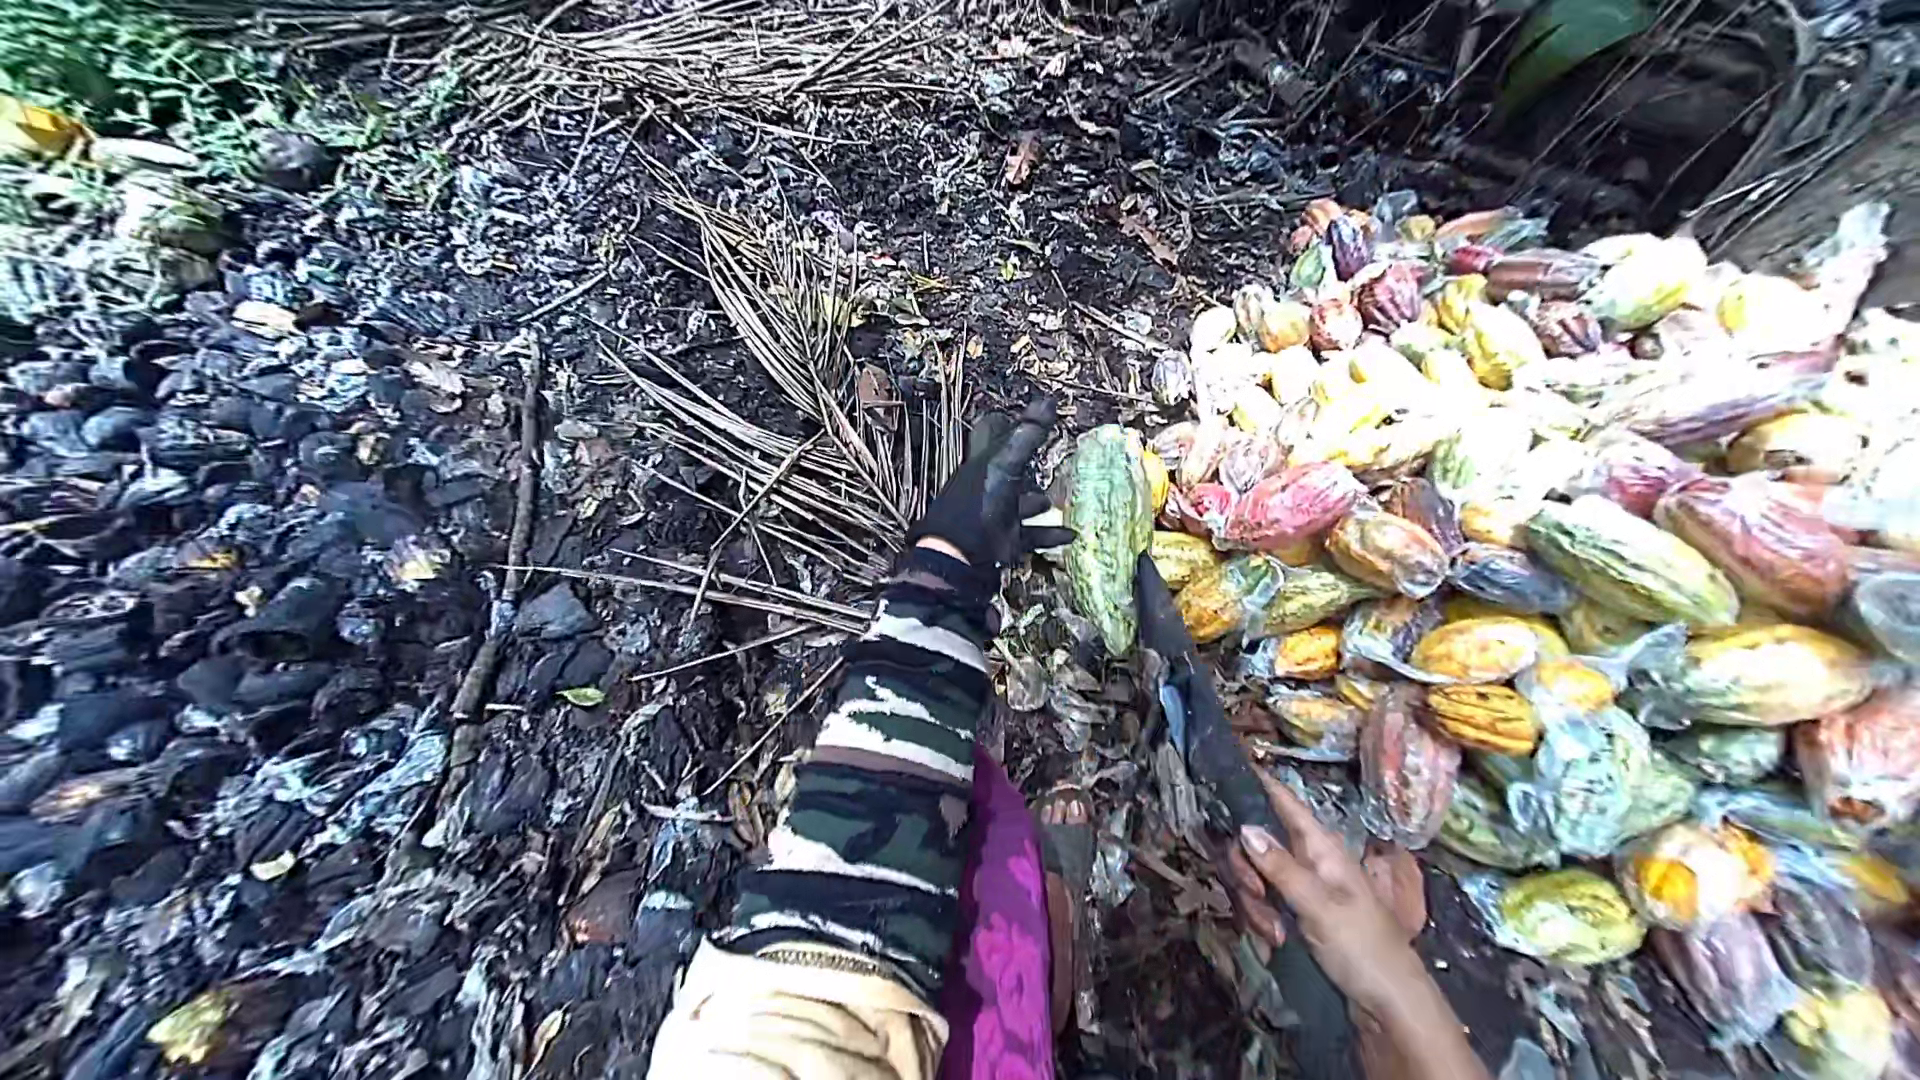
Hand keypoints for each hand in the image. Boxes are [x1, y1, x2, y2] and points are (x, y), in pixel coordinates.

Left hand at [909, 397, 1073, 568]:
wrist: (959, 555)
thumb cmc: (978, 505)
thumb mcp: (1005, 464)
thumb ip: (1027, 435)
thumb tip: (1048, 401)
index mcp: (983, 462)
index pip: (989, 433)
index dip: (1003, 422)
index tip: (1020, 417)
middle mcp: (987, 486)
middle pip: (1006, 468)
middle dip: (1024, 464)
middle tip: (1045, 457)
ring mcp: (995, 513)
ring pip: (1019, 503)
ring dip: (1037, 501)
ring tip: (1055, 499)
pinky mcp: (1005, 539)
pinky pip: (1032, 534)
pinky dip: (1050, 534)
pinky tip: (1070, 534)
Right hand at [1221, 771, 1428, 1016]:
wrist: (1391, 1011)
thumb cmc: (1364, 949)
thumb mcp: (1320, 906)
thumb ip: (1280, 866)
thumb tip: (1243, 826)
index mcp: (1319, 846)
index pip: (1283, 799)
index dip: (1257, 781)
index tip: (1225, 768)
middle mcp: (1304, 858)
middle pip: (1253, 841)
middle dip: (1245, 869)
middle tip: (1254, 893)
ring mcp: (1296, 886)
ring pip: (1251, 875)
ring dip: (1253, 904)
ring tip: (1273, 933)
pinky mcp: (1289, 912)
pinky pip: (1257, 902)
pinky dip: (1258, 921)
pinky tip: (1273, 942)